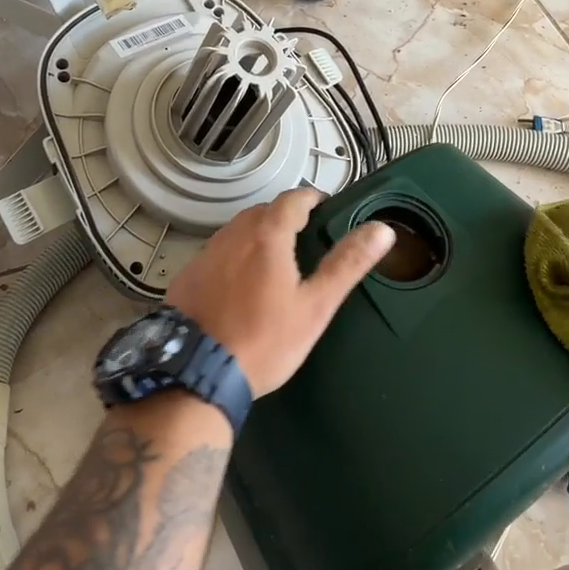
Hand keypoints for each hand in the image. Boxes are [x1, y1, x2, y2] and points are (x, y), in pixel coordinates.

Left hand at [166, 189, 393, 395]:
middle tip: (304, 235)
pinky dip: (233, 257)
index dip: (311, 198)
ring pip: (236, 231)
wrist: (197, 372)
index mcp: (267, 236)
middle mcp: (232, 236)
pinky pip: (216, 254)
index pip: (292, 199)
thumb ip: (347, 264)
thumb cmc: (265, 341)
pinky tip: (238, 284)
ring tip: (274, 258)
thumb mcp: (315, 307)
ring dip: (256, 234)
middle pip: (262, 212)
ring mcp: (205, 255)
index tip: (324, 205)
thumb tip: (382, 230)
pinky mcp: (186, 276)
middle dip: (284, 215)